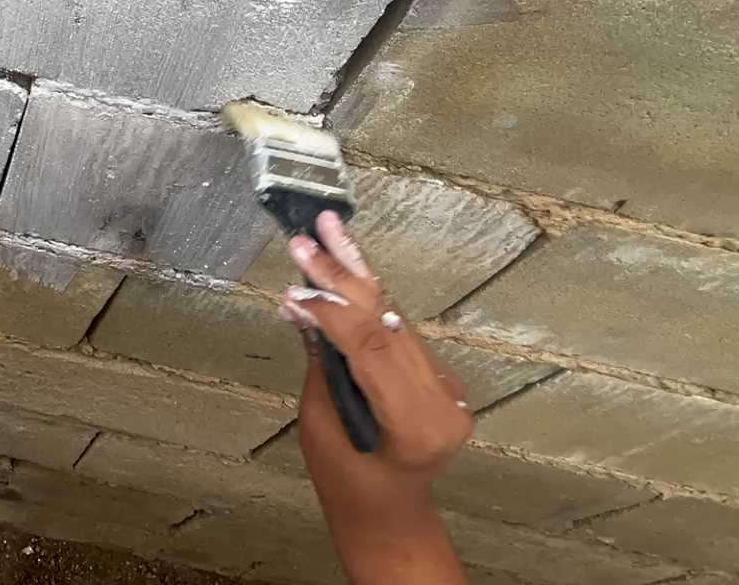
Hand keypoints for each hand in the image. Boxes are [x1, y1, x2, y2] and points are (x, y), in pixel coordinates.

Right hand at [278, 211, 473, 513]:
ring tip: (329, 227)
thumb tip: (301, 305)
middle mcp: (442, 398)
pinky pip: (396, 322)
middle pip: (387, 321)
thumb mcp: (321, 424)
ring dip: (355, 269)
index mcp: (417, 423)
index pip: (372, 347)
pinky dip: (362, 292)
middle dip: (341, 276)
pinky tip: (342, 258)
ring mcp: (444, 382)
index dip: (332, 311)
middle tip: (308, 240)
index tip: (294, 290)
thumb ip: (322, 362)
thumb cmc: (348, 481)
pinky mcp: (435, 369)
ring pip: (393, 312)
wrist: (389, 510)